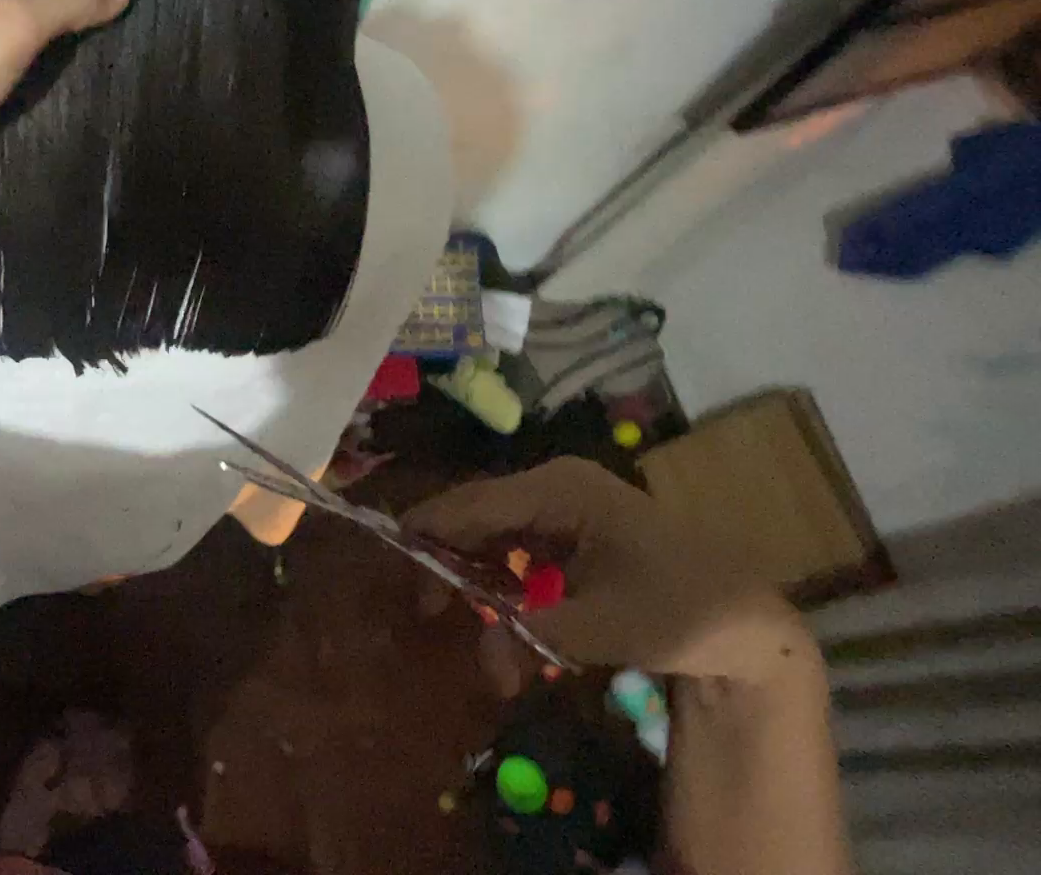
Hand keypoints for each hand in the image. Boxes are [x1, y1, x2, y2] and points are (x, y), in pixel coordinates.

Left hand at [0, 0, 129, 201]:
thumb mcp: (10, 24)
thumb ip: (67, 0)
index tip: (107, 5)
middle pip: (13, 2)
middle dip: (54, 23)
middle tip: (107, 42)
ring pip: (1, 46)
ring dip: (37, 61)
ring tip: (89, 72)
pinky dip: (15, 89)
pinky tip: (48, 101)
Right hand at [404, 457, 813, 696]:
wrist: (753, 626)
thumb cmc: (682, 614)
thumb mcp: (603, 628)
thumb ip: (530, 637)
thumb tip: (484, 664)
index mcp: (559, 489)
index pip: (471, 504)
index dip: (428, 534)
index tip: (395, 570)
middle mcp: (553, 484)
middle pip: (473, 511)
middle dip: (444, 557)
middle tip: (425, 606)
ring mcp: (560, 502)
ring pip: (487, 526)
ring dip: (468, 569)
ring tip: (453, 613)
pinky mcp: (567, 525)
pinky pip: (511, 540)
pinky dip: (495, 573)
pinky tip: (493, 607)